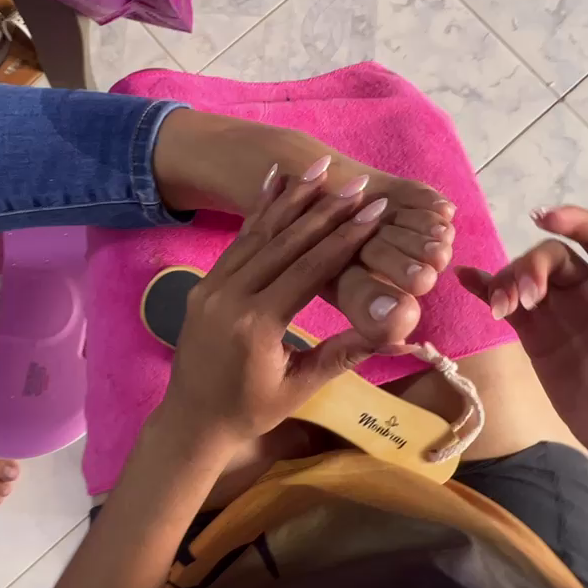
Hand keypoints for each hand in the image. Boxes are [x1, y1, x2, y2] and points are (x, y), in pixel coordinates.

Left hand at [155, 172, 392, 448]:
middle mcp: (230, 297)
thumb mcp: (299, 387)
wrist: (191, 420)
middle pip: (286, 243)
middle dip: (325, 210)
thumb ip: (343, 353)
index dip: (345, 238)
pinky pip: (237, 241)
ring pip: (259, 233)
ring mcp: (212, 286)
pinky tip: (274, 179)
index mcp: (256, 325)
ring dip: (293, 198)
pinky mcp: (204, 283)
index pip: (309, 270)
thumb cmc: (251, 411)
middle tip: (358, 183)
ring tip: (320, 167)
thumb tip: (396, 330)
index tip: (375, 210)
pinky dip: (259, 210)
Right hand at [456, 206, 587, 469]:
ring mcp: (561, 315)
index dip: (574, 219)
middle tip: (522, 296)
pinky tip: (466, 280)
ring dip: (506, 280)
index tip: (543, 218)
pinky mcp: (537, 340)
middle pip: (552, 257)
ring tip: (501, 308)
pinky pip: (508, 306)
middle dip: (531, 266)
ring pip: (525, 278)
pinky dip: (484, 288)